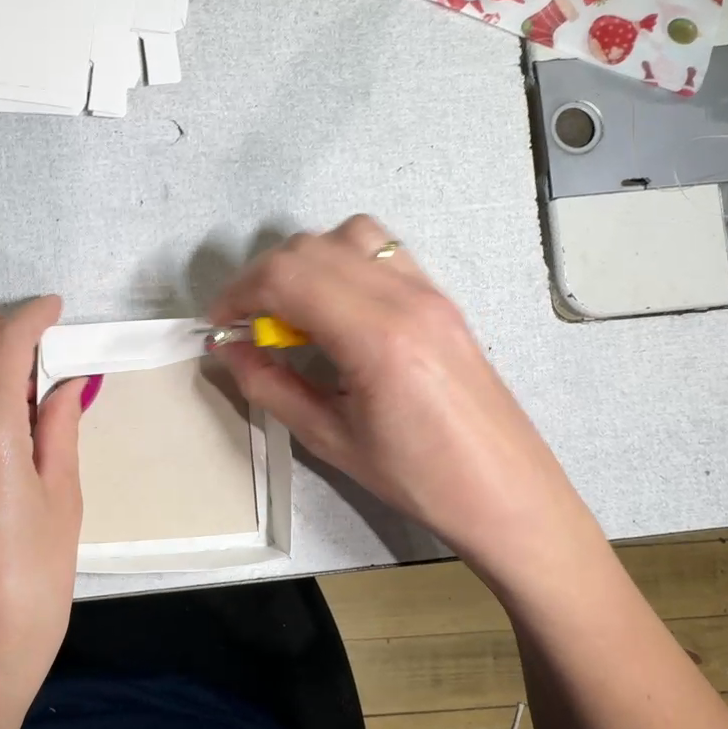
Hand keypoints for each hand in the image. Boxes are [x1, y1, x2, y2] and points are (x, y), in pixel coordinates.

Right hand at [207, 216, 596, 575]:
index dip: (238, 294)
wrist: (507, 494)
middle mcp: (406, 298)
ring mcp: (430, 291)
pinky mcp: (441, 297)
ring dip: (303, 263)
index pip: (287, 276)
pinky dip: (340, 262)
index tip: (220, 325)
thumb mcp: (328, 439)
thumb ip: (269, 385)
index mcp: (377, 337)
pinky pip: (380, 250)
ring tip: (291, 311)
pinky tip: (333, 309)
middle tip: (248, 325)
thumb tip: (227, 349)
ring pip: (347, 234)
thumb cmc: (417, 479)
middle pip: (309, 247)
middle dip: (262, 278)